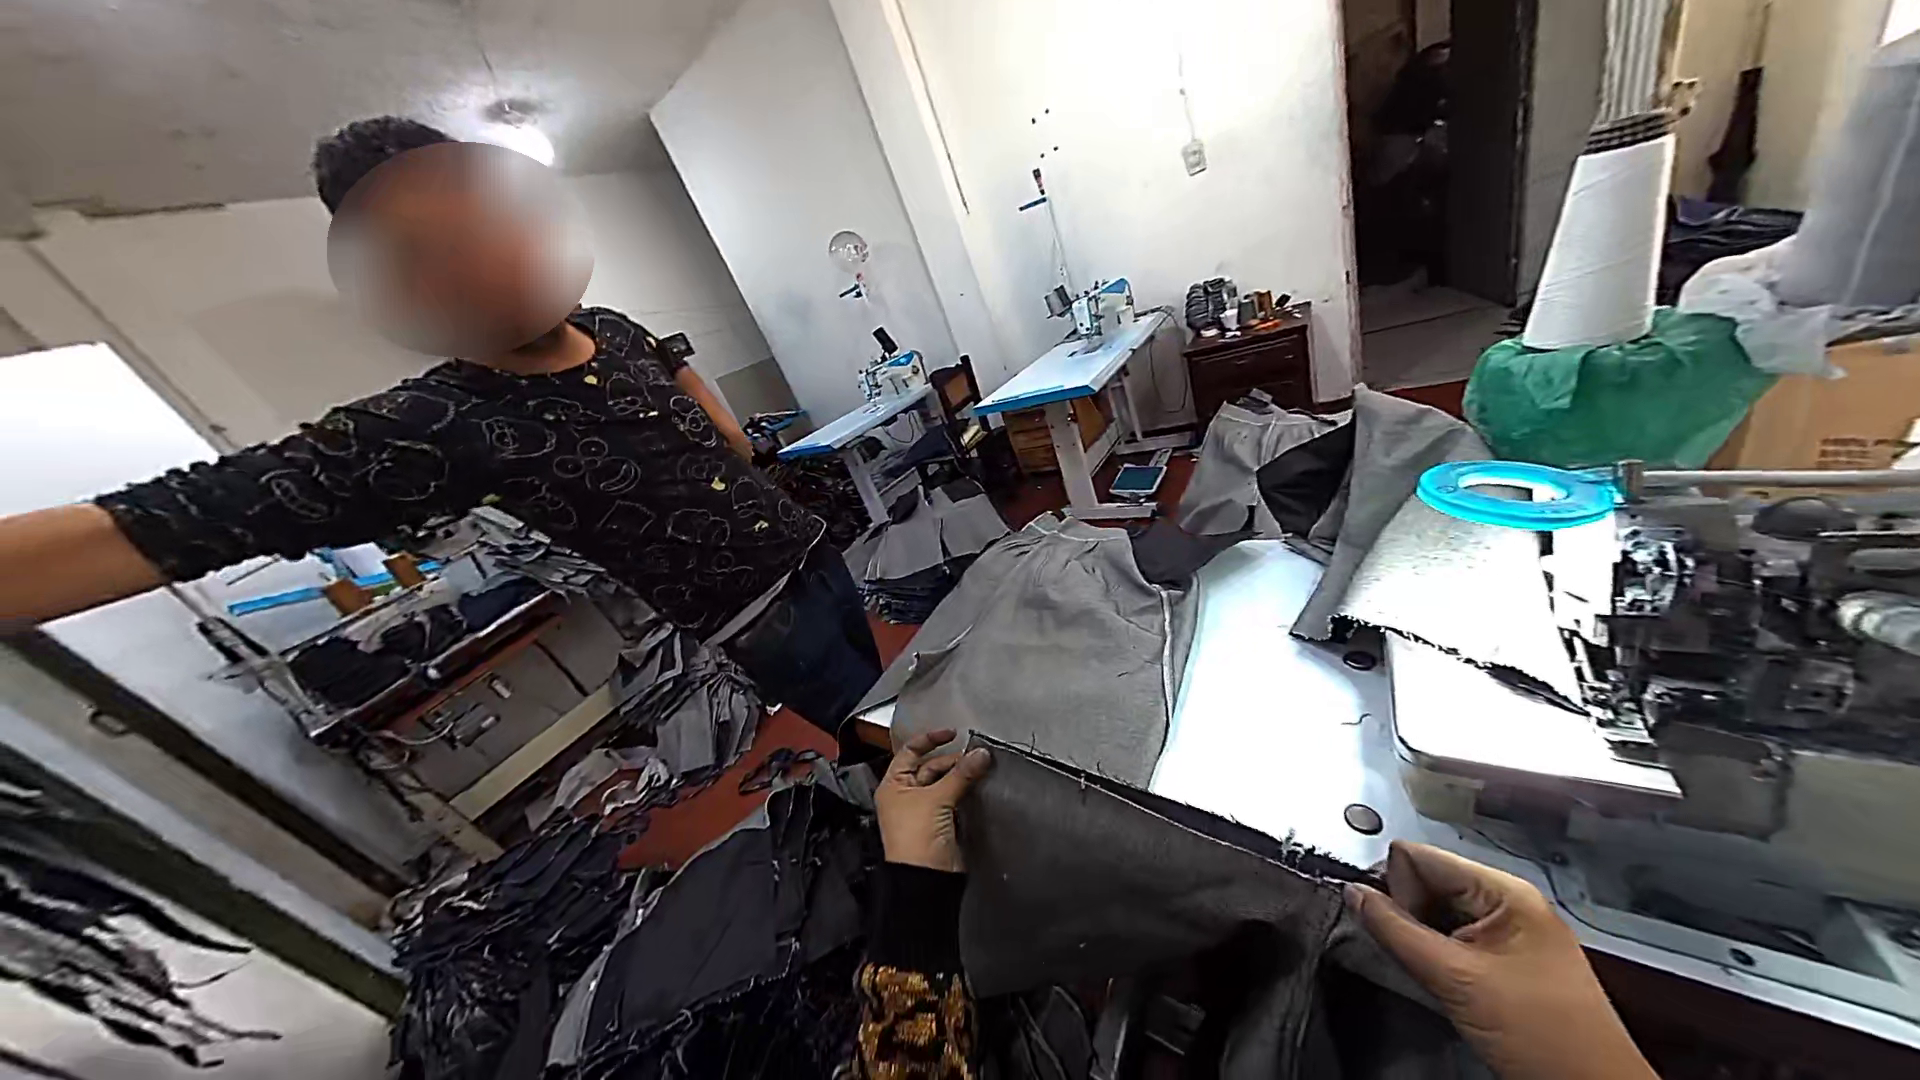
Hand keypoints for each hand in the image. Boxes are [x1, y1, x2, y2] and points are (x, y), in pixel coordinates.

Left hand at [876, 730, 992, 872]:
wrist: (925, 880)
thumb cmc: (917, 835)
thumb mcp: (937, 799)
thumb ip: (961, 774)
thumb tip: (982, 752)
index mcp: (894, 784)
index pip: (910, 751)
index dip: (930, 739)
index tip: (953, 733)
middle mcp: (906, 793)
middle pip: (930, 766)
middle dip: (952, 760)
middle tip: (976, 755)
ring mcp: (922, 808)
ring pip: (943, 782)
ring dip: (960, 774)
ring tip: (981, 766)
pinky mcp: (939, 821)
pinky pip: (952, 798)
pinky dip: (964, 789)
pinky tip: (979, 783)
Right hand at [1348, 842, 1656, 1079]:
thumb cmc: (1541, 1037)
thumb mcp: (1454, 979)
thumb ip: (1393, 928)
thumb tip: (1351, 891)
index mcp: (1502, 889)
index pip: (1415, 856)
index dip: (1398, 889)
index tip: (1410, 933)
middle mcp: (1505, 897)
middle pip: (1423, 878)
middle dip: (1409, 913)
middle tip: (1427, 958)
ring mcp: (1508, 924)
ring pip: (1433, 905)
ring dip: (1422, 933)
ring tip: (1440, 972)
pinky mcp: (1506, 949)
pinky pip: (1450, 928)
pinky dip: (1437, 948)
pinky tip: (1449, 977)